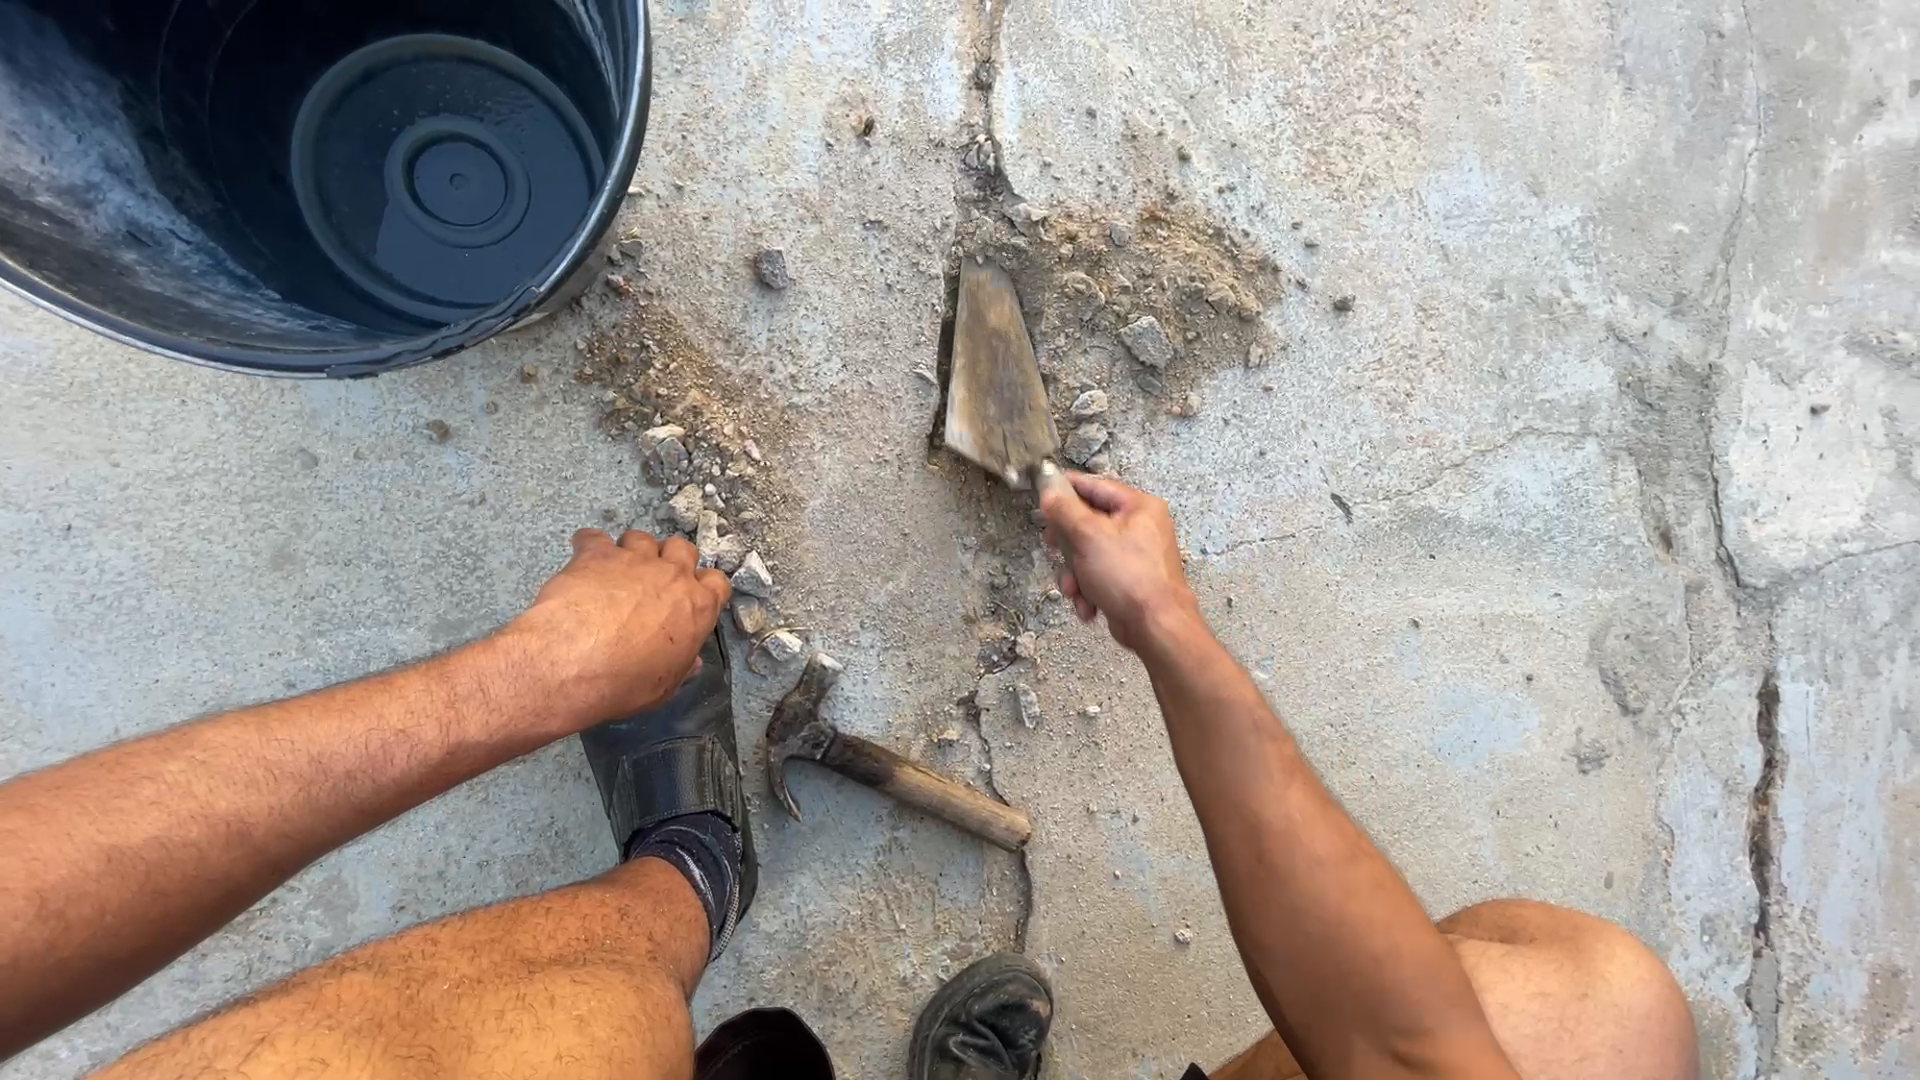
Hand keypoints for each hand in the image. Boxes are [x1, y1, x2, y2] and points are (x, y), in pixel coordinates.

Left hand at [502, 530, 730, 725]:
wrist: (573, 663)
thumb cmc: (625, 682)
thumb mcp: (665, 686)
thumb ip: (682, 666)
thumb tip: (692, 662)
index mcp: (698, 606)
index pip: (717, 582)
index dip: (704, 587)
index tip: (690, 596)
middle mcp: (673, 575)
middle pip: (683, 548)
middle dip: (671, 559)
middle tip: (653, 579)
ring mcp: (635, 560)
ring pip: (642, 538)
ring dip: (633, 551)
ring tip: (616, 570)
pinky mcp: (597, 554)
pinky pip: (593, 537)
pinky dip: (588, 546)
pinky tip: (580, 562)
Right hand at [1039, 470, 1201, 653]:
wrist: (1155, 627)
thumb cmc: (1129, 577)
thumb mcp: (1089, 536)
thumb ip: (1065, 510)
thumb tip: (1049, 491)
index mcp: (1138, 507)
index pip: (1094, 486)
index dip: (1066, 490)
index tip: (1043, 494)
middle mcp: (1140, 527)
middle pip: (1087, 522)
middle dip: (1067, 545)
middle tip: (1054, 548)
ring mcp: (1135, 555)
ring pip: (1088, 553)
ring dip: (1074, 573)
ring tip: (1075, 590)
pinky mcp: (1128, 580)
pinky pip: (1097, 575)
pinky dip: (1088, 590)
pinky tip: (1088, 606)